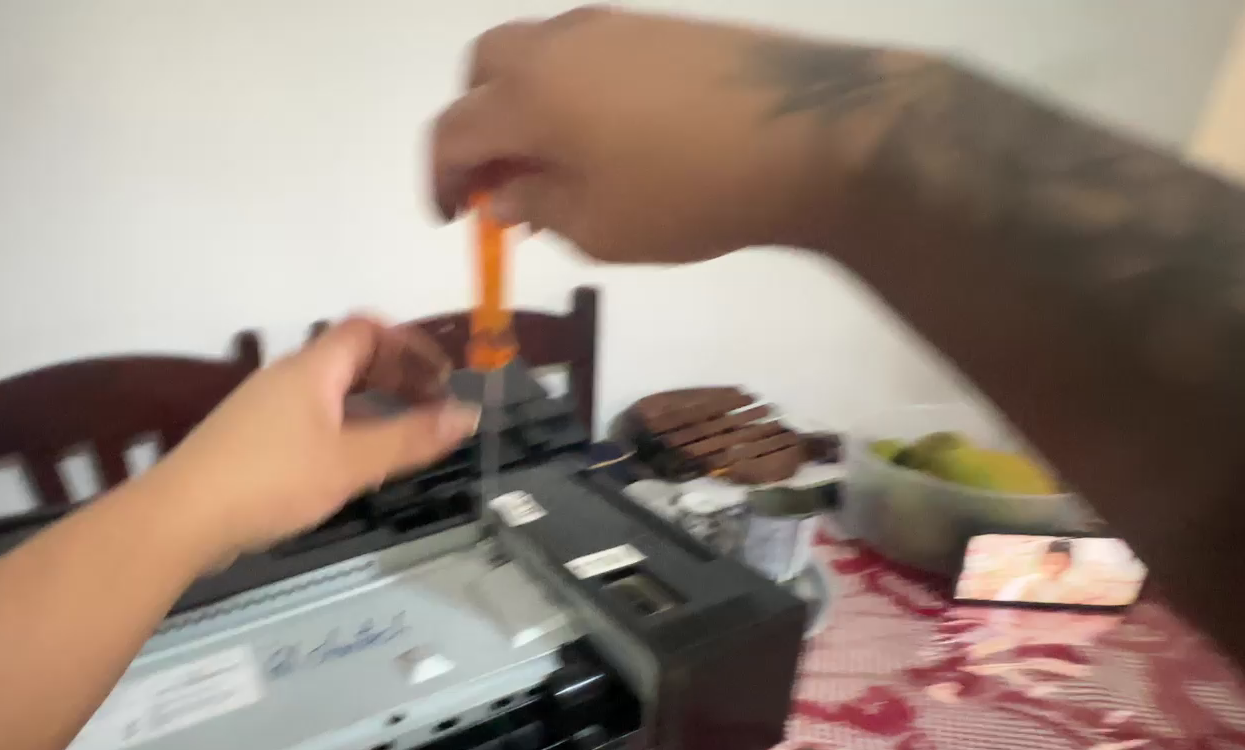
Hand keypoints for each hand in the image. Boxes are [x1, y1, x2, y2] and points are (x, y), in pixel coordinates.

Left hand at [144, 318, 479, 563]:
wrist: (183, 518)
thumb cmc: (271, 481)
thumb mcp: (350, 462)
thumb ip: (410, 439)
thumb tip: (468, 415)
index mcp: (312, 369)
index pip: (367, 331)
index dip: (410, 346)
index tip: (443, 378)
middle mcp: (289, 379)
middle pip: (352, 359)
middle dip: (398, 376)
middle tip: (434, 408)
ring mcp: (269, 409)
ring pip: (333, 394)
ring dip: (375, 405)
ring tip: (407, 436)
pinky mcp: (257, 441)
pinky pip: (316, 420)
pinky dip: (349, 429)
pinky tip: (360, 462)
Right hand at [431, 7, 921, 262]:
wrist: (804, 134)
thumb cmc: (683, 196)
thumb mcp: (593, 228)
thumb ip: (532, 206)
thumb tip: (498, 195)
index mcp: (530, 97)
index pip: (453, 131)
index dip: (440, 179)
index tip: (451, 218)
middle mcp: (558, 46)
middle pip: (482, 71)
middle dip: (474, 127)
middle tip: (497, 183)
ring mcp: (609, 27)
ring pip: (531, 57)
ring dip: (518, 109)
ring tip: (549, 171)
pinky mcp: (652, 28)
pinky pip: (579, 55)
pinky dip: (562, 95)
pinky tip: (595, 143)